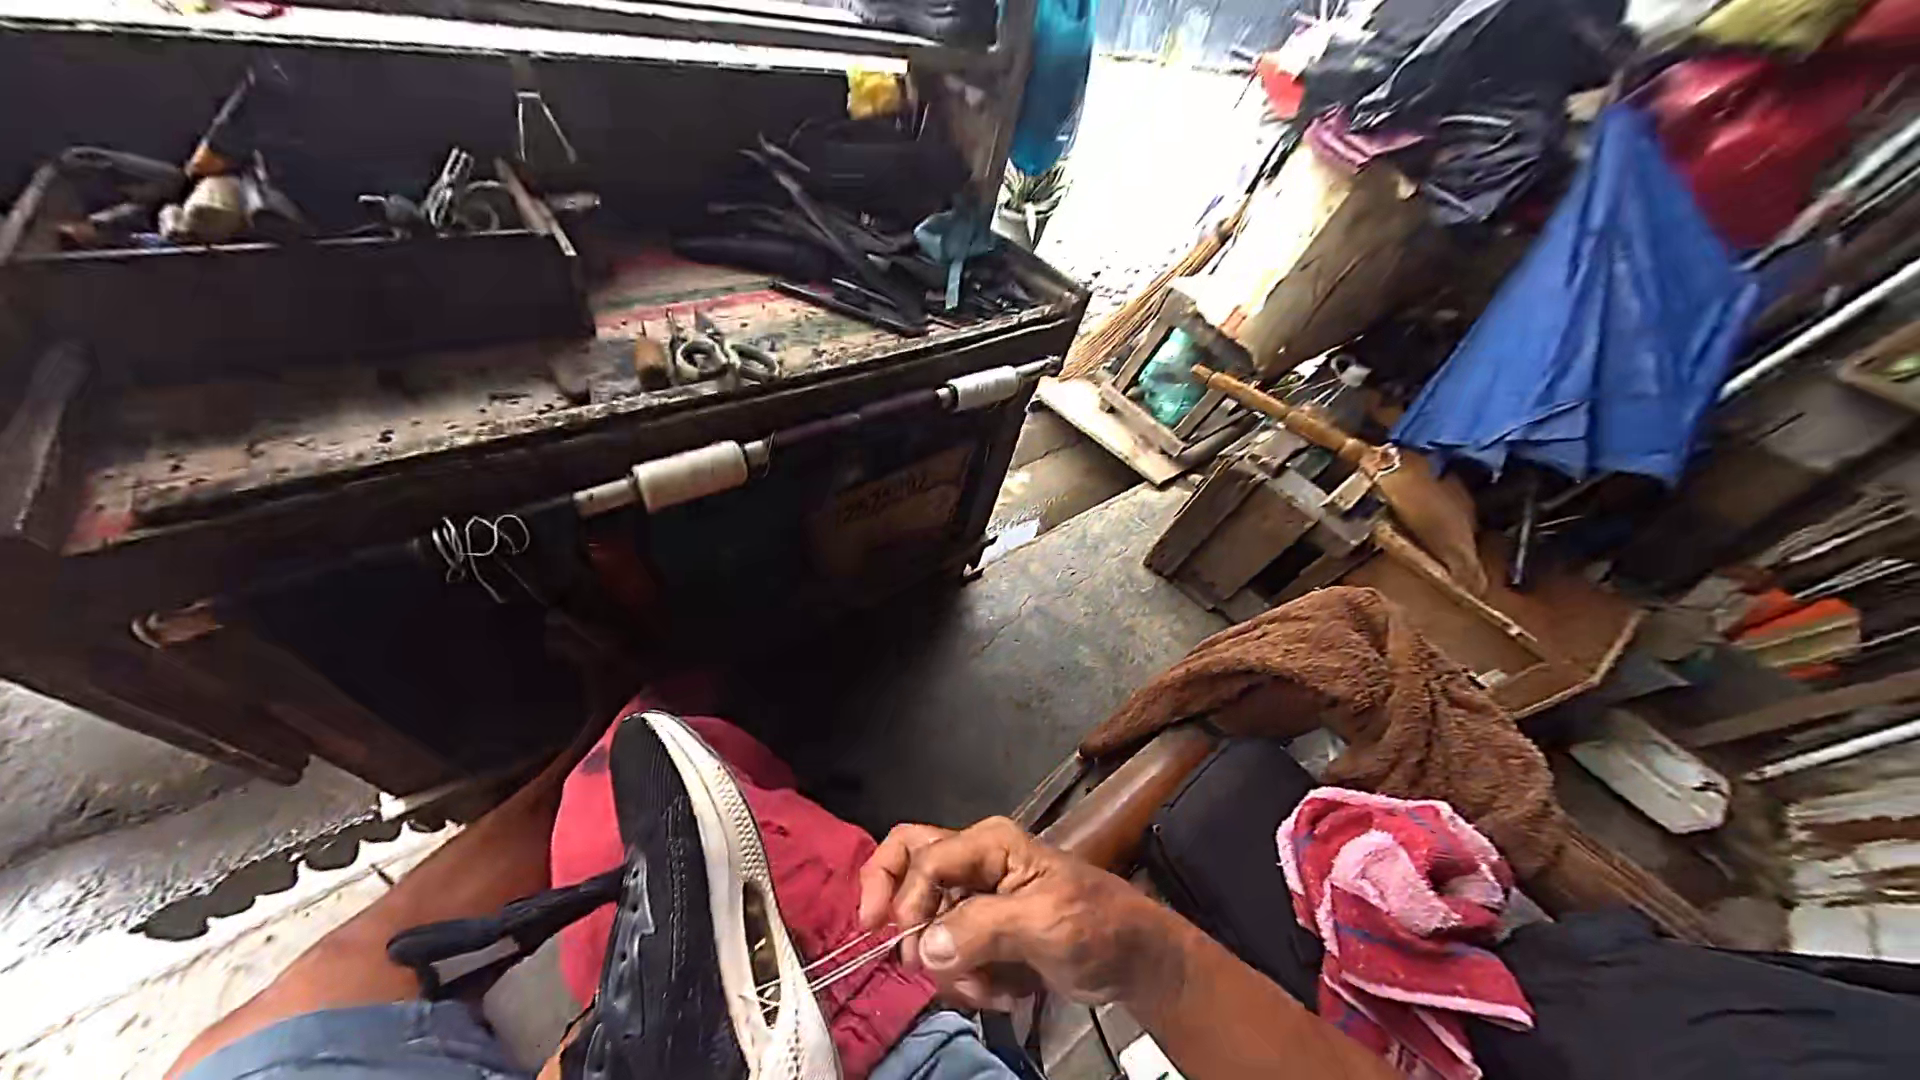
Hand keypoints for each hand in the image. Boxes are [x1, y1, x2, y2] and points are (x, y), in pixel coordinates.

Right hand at [857, 816, 1180, 1010]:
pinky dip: (966, 980)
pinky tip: (1000, 991)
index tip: (907, 943)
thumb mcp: (1043, 923)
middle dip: (909, 921)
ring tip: (989, 987)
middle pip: (909, 870)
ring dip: (950, 966)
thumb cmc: (1094, 925)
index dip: (907, 898)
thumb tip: (924, 946)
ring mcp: (975, 898)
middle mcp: (974, 862)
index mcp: (989, 843)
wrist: (1129, 959)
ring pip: (927, 925)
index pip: (924, 856)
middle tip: (918, 961)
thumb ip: (982, 928)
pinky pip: (948, 954)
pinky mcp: (981, 932)